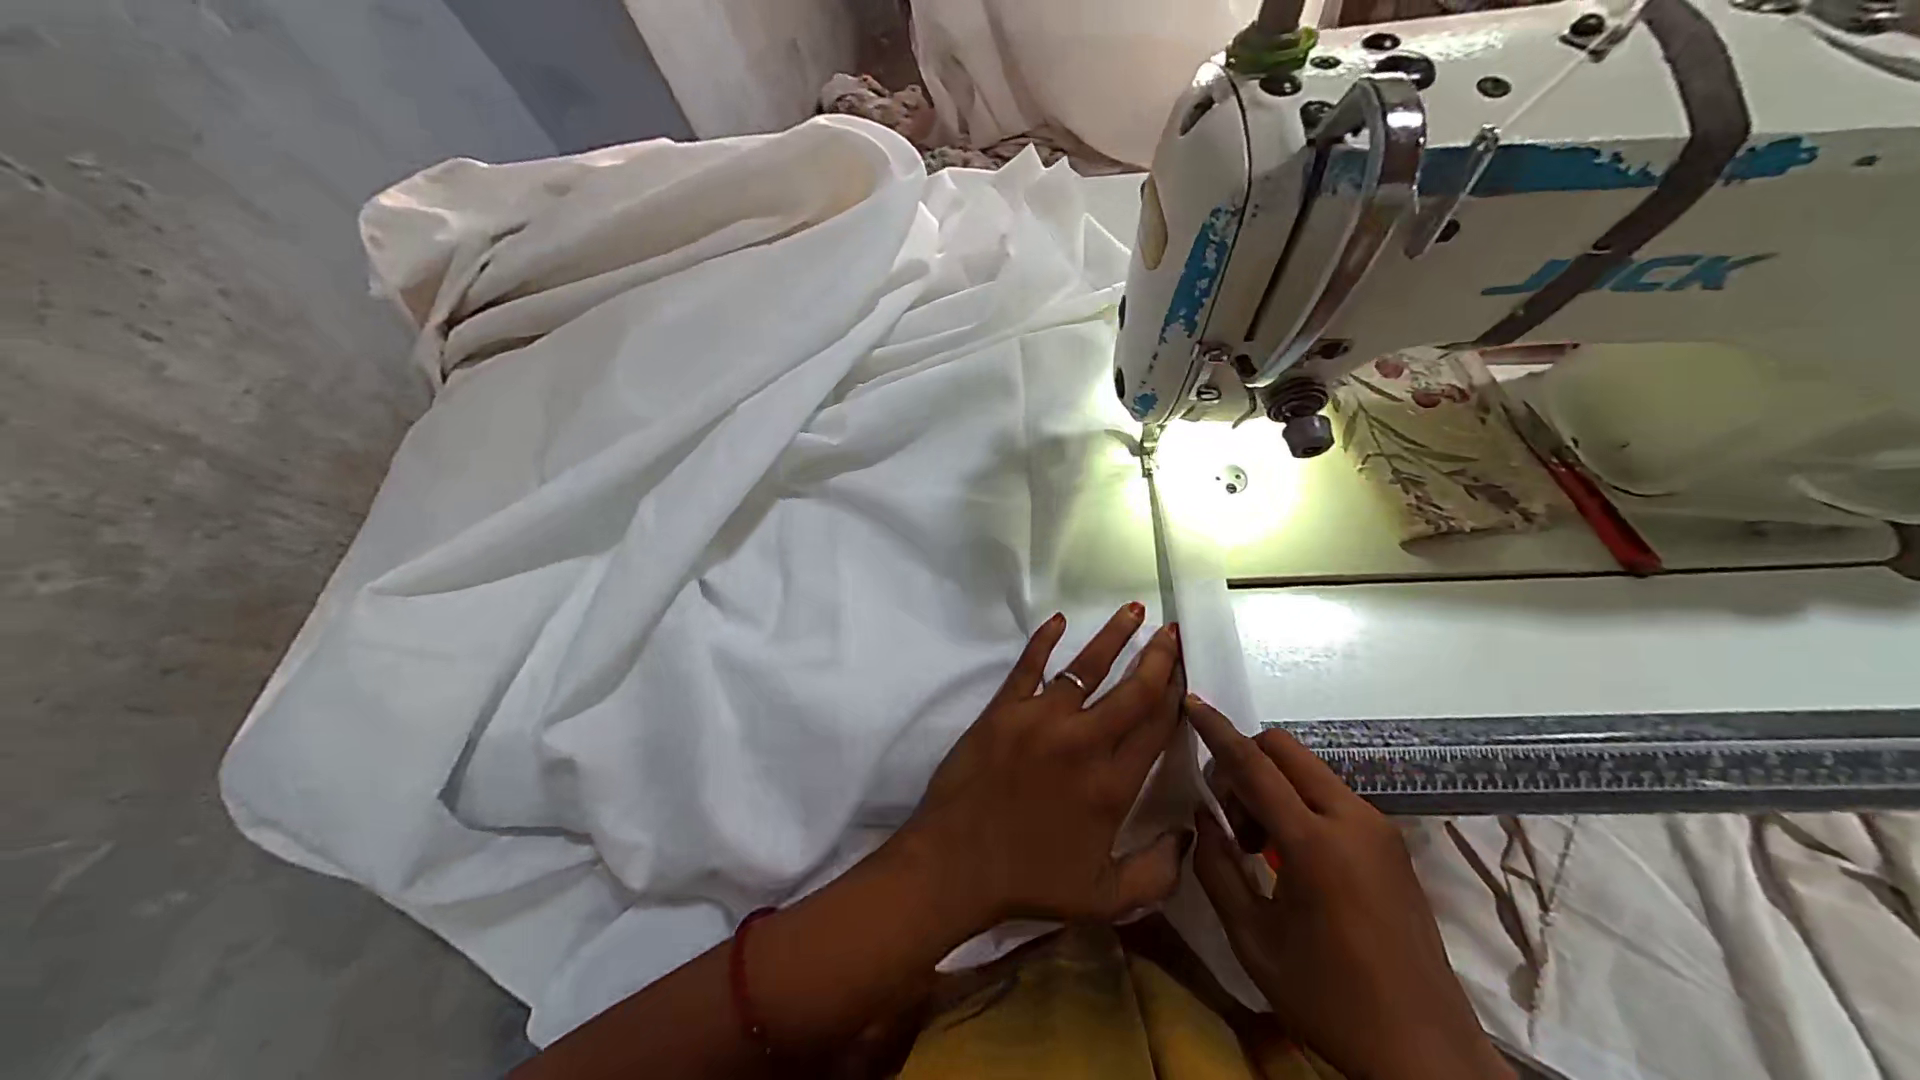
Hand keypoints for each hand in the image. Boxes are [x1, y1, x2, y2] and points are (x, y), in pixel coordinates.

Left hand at [892, 604, 1189, 935]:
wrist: (954, 866)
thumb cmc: (1028, 882)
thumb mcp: (1104, 898)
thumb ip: (1157, 872)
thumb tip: (1190, 837)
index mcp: (1112, 786)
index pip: (1156, 729)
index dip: (1176, 697)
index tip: (1187, 673)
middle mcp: (1083, 743)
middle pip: (1132, 691)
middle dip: (1157, 658)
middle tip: (1172, 632)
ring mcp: (1040, 721)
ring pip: (1086, 668)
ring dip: (1113, 637)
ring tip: (1133, 610)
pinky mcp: (1003, 711)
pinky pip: (1028, 667)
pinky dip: (1044, 641)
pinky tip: (1059, 620)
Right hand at [1186, 697, 1513, 1079]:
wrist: (1425, 1052)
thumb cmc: (1328, 998)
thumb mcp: (1252, 940)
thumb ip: (1217, 868)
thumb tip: (1201, 819)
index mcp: (1314, 845)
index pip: (1254, 766)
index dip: (1218, 731)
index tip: (1192, 702)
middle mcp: (1352, 821)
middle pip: (1285, 750)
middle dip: (1245, 761)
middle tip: (1229, 816)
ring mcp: (1378, 830)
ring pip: (1309, 770)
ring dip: (1272, 784)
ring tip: (1258, 845)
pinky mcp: (1391, 845)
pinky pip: (1331, 796)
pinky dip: (1299, 802)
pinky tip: (1291, 855)